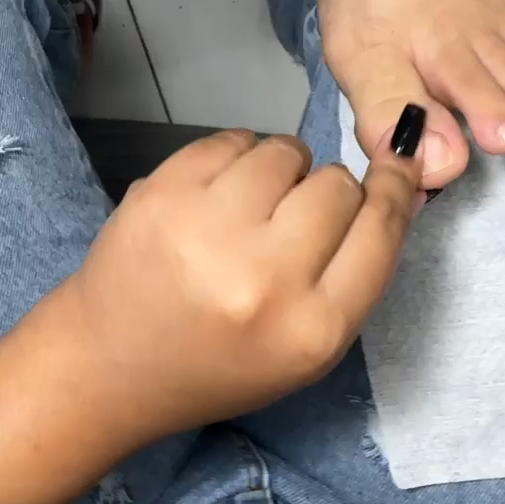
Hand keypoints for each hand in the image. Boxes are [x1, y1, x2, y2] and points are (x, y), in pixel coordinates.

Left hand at [51, 128, 422, 444]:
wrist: (110, 361)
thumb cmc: (217, 364)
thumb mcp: (302, 350)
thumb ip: (349, 275)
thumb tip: (390, 185)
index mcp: (311, 330)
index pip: (381, 231)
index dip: (394, 189)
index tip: (394, 167)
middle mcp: (264, 277)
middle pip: (337, 186)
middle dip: (327, 190)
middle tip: (292, 213)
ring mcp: (207, 228)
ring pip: (285, 151)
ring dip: (280, 168)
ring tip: (251, 201)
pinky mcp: (162, 193)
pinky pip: (231, 139)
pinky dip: (235, 155)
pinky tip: (217, 189)